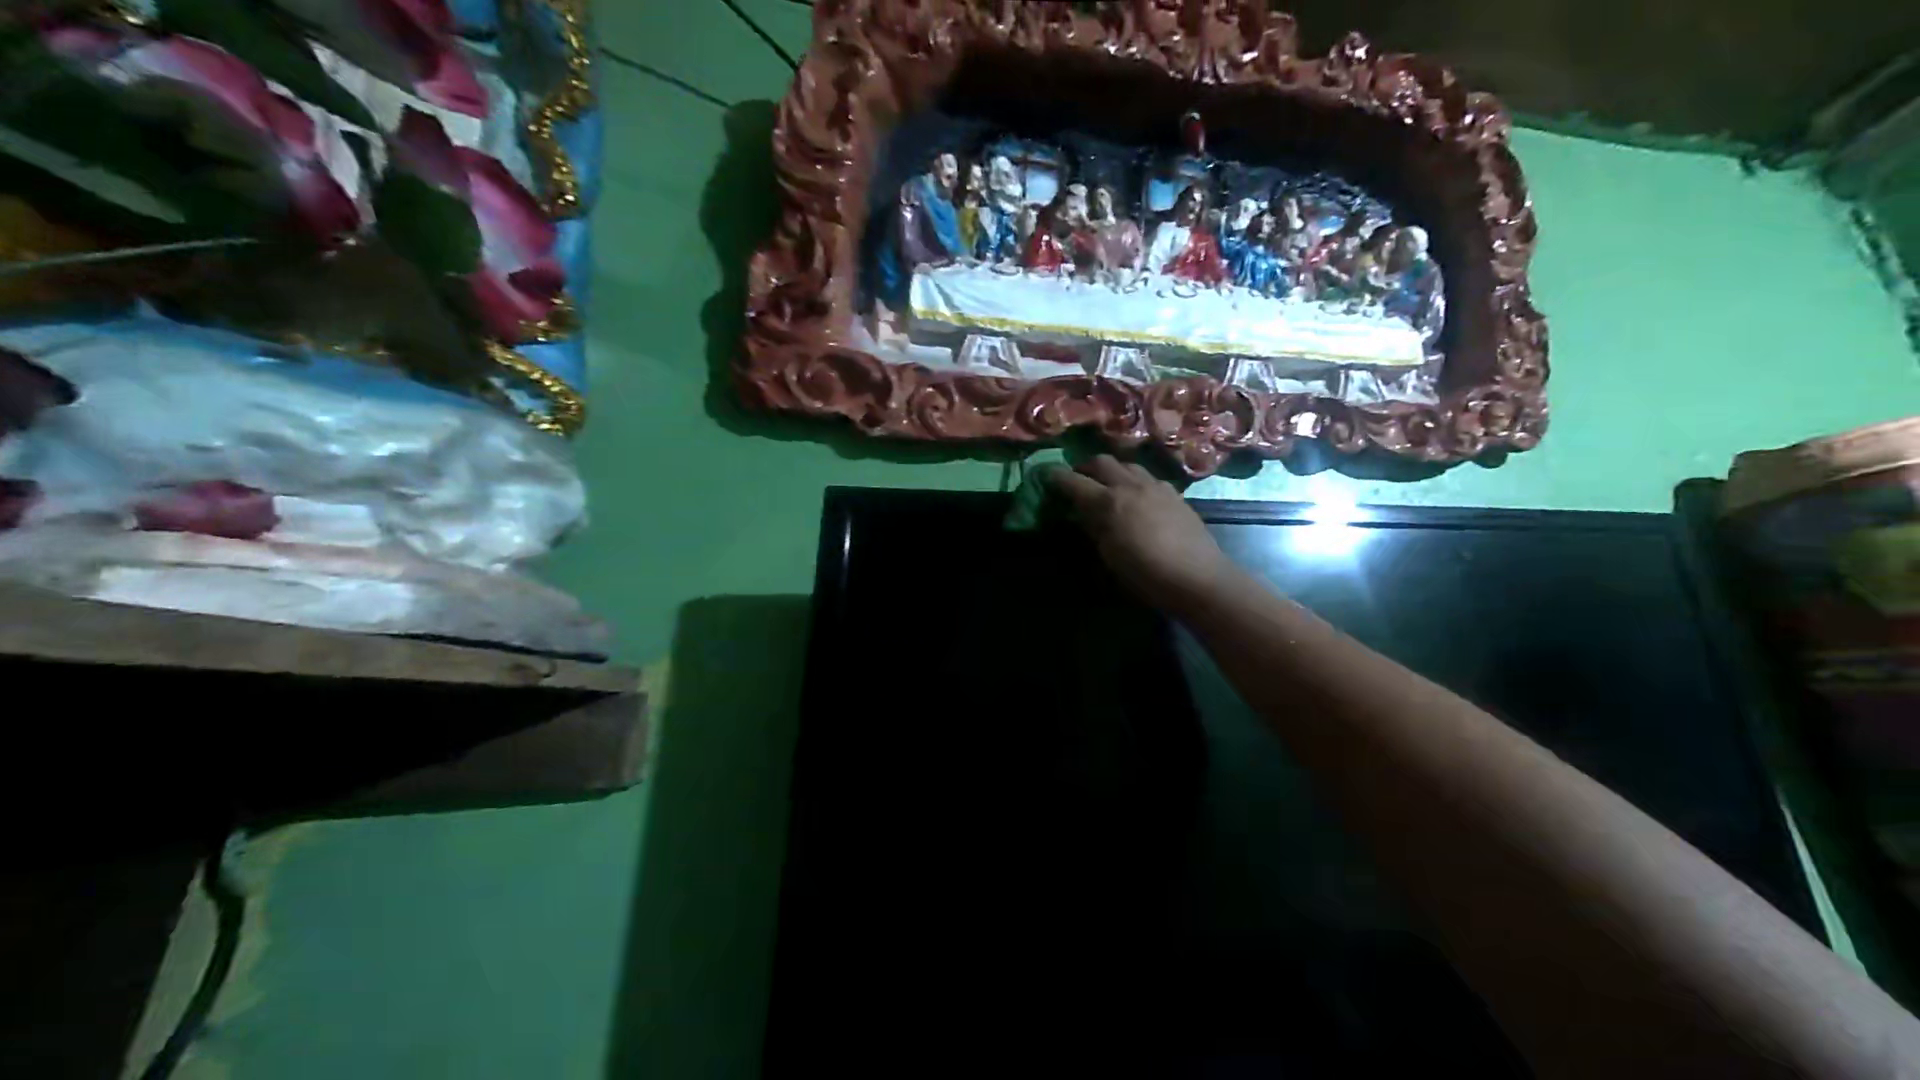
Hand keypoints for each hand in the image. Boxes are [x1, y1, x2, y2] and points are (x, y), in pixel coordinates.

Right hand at [1047, 455, 1237, 614]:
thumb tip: (1082, 514)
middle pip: (1102, 461)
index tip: (1046, 475)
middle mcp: (1130, 485)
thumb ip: (1094, 528)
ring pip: (1127, 464)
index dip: (1056, 476)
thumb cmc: (1146, 573)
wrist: (1197, 577)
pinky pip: (1148, 477)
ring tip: (1108, 484)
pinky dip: (1135, 480)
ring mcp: (1155, 486)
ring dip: (1112, 469)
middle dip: (1085, 467)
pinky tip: (1137, 496)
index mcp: (1108, 501)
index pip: (1074, 481)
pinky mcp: (1174, 493)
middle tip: (1078, 479)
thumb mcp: (1109, 555)